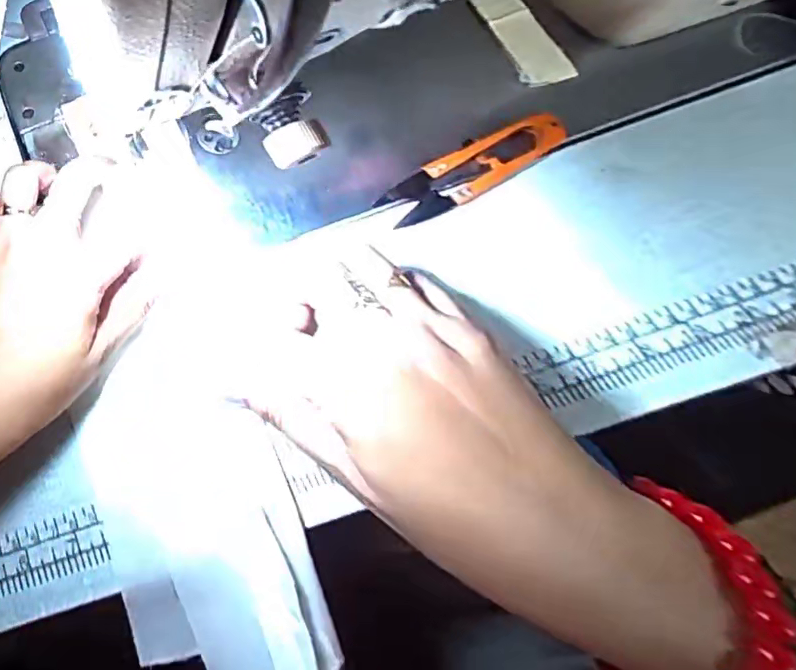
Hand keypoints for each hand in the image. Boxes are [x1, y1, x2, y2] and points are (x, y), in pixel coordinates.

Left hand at [0, 158, 151, 488]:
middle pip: (80, 177)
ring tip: (52, 193)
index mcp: (82, 273)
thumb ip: (131, 306)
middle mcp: (45, 243)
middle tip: (109, 179)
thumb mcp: (95, 357)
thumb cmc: (34, 388)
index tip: (148, 221)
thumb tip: (162, 271)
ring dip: (43, 178)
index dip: (147, 216)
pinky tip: (1, 209)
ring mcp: (3, 239)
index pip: (127, 222)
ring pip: (24, 178)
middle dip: (103, 170)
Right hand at [235, 261, 735, 669]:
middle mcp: (379, 342)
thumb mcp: (358, 479)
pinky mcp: (468, 326)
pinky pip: (420, 283)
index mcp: (344, 386)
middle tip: (305, 312)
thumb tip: (239, 386)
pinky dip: (395, 277)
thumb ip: (296, 420)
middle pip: (323, 286)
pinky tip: (390, 286)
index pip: (283, 335)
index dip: (269, 332)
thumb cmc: (444, 518)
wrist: (555, 527)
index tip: (275, 344)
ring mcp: (428, 328)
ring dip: (344, 268)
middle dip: (305, 292)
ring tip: (334, 272)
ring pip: (370, 271)